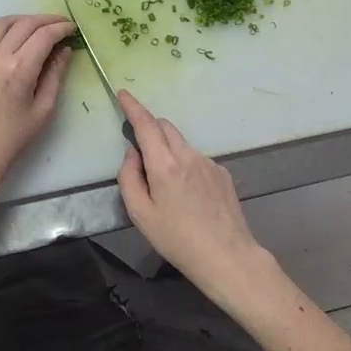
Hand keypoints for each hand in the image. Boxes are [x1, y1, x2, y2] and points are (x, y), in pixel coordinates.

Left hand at [0, 15, 76, 179]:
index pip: (44, 36)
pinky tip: (10, 32)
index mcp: (19, 69)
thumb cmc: (13, 136)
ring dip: (23, 19)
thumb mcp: (43, 109)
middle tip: (61, 25)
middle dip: (46, 20)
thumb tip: (64, 51)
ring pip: (2, 23)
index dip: (61, 28)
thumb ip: (55, 75)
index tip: (73, 29)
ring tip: (38, 26)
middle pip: (25, 24)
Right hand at [115, 89, 268, 296]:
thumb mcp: (140, 214)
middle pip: (166, 127)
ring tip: (166, 185)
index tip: (123, 93)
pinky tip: (188, 195)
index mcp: (165, 165)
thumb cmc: (177, 239)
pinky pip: (197, 159)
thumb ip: (129, 178)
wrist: (227, 256)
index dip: (133, 107)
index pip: (146, 124)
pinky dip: (185, 164)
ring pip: (182, 144)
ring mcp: (209, 163)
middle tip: (138, 146)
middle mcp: (188, 156)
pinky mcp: (223, 173)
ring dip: (168, 149)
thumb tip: (132, 153)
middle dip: (149, 127)